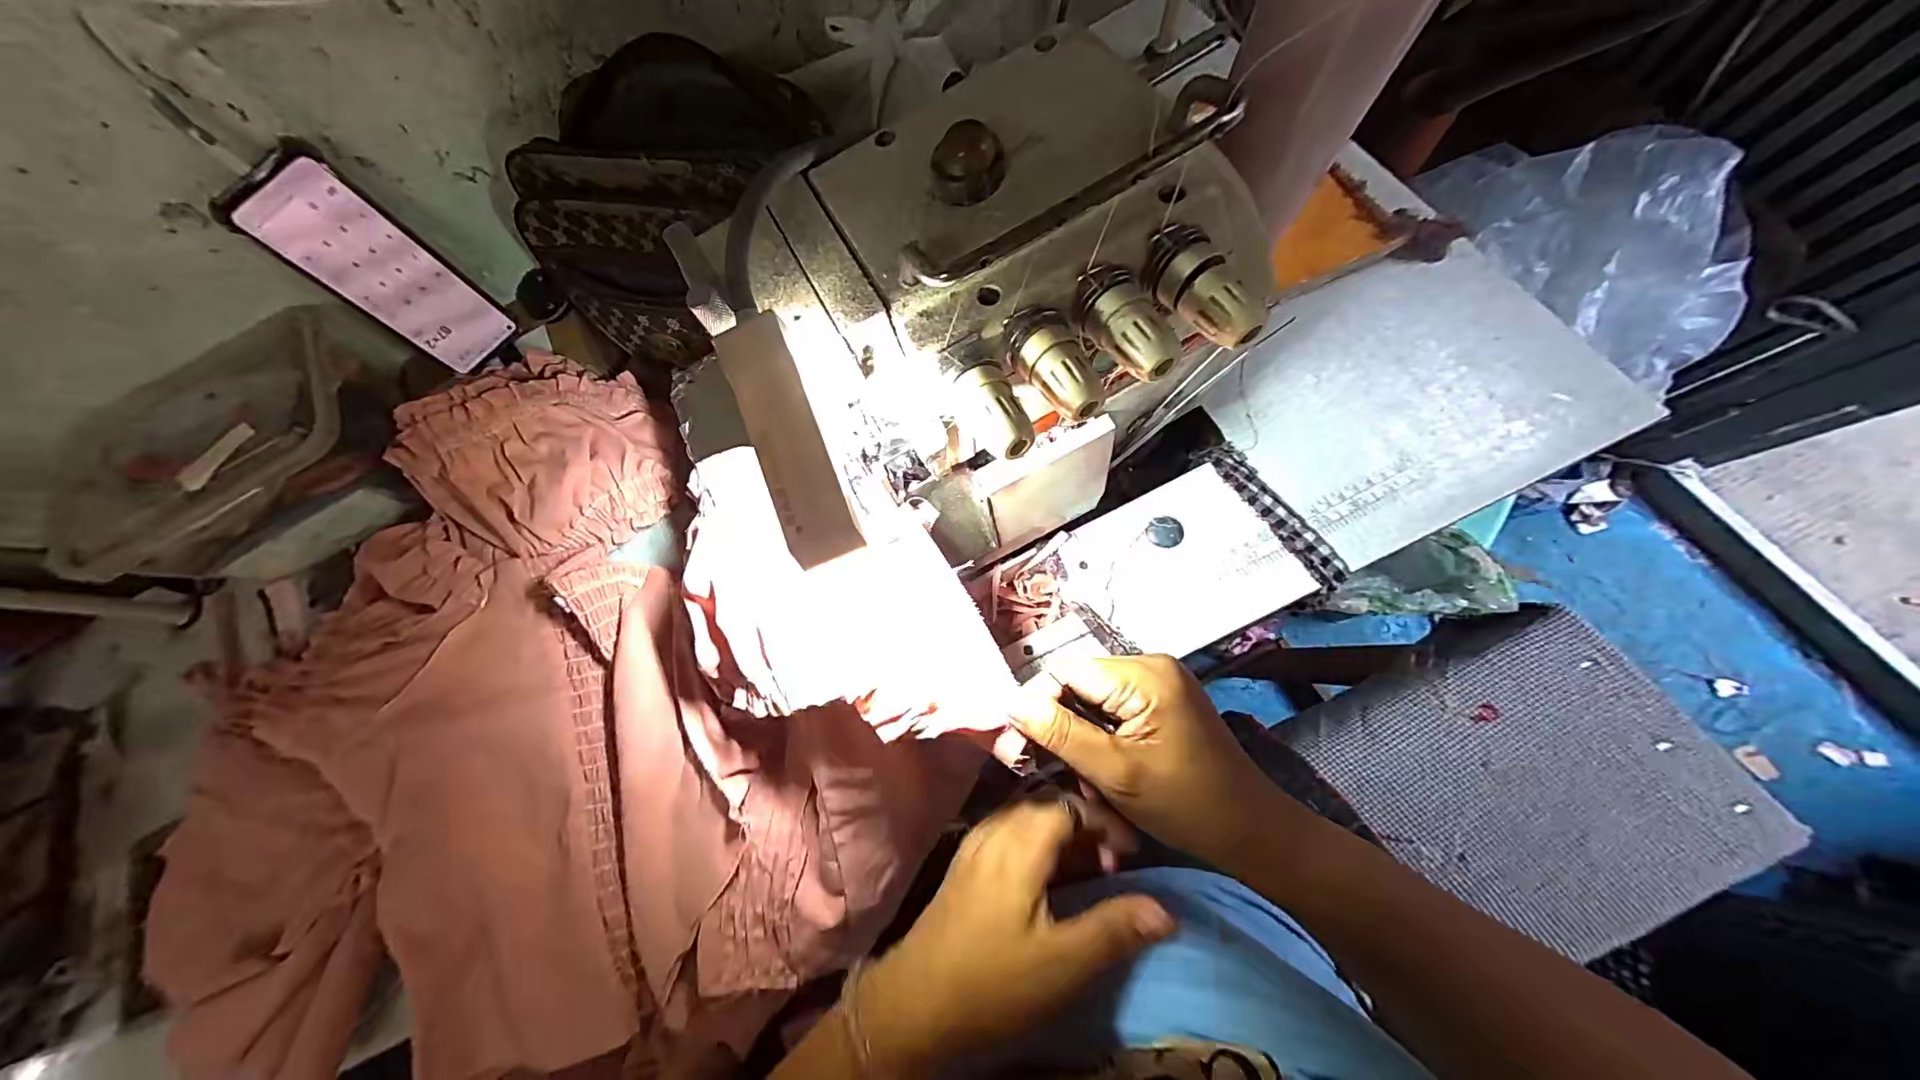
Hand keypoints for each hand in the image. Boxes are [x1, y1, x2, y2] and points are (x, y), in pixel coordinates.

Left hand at [850, 798, 1175, 1072]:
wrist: (916, 1001)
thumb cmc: (994, 979)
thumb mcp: (1064, 961)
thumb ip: (1116, 928)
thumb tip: (1167, 910)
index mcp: (1018, 841)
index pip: (1070, 803)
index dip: (1106, 822)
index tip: (1132, 855)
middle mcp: (994, 829)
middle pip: (1049, 805)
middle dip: (1087, 827)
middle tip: (1113, 867)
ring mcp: (976, 843)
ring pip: (1029, 818)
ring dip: (1064, 837)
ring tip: (1089, 874)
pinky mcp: (967, 862)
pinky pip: (1011, 833)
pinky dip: (1040, 845)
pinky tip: (1051, 881)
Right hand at [1008, 655, 1290, 866]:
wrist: (1250, 830)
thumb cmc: (1187, 805)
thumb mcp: (1115, 772)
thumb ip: (1061, 733)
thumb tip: (1012, 702)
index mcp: (1144, 674)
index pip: (1064, 672)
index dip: (1034, 706)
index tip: (1013, 747)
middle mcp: (1150, 665)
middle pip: (1076, 685)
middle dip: (1056, 727)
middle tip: (1034, 767)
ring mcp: (1157, 682)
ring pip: (1090, 700)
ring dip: (1075, 738)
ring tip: (1077, 780)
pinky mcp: (1160, 701)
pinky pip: (1110, 710)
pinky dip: (1097, 739)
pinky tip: (1097, 771)